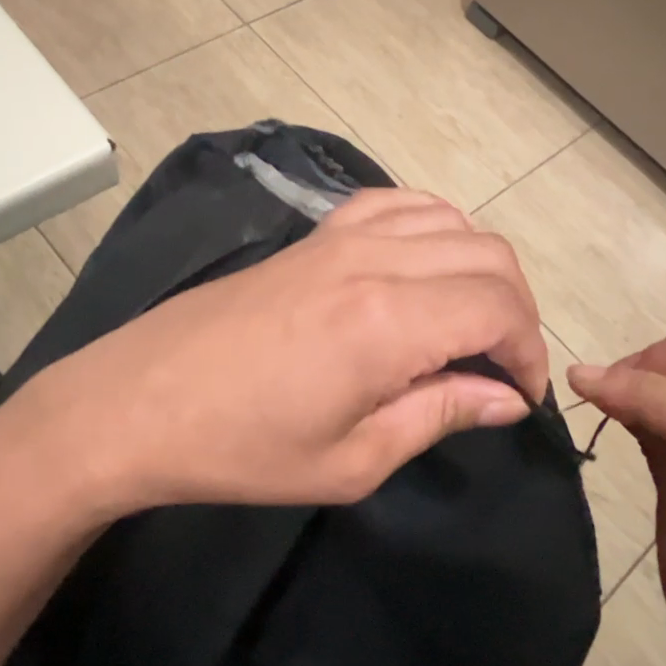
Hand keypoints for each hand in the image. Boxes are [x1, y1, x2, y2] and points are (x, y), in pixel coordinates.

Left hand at [0, 189, 549, 516]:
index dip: (529, 352)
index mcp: (388, 321)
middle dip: (517, 310)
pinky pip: (394, 205)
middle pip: (488, 255)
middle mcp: (374, 260)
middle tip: (502, 369)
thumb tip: (504, 398)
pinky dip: (432, 229)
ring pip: (449, 220)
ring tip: (470, 323)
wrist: (137, 405)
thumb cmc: (241, 450)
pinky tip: (424, 269)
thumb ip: (438, 415)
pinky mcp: (310, 237)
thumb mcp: (352, 460)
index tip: (519, 397)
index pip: (500, 309)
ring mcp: (338, 238)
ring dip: (479, 268)